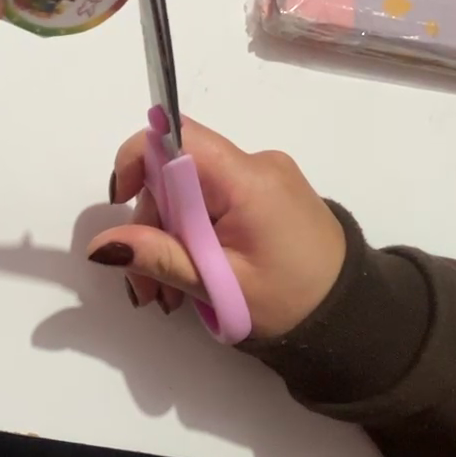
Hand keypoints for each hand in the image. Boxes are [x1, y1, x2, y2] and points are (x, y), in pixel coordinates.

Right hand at [86, 117, 346, 340]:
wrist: (356, 319)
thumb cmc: (294, 303)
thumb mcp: (218, 285)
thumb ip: (158, 257)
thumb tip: (99, 246)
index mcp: (247, 179)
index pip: (177, 137)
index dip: (138, 157)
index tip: (121, 199)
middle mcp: (254, 165)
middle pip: (175, 175)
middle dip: (149, 226)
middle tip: (144, 285)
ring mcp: (261, 178)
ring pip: (187, 193)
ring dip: (166, 239)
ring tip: (163, 294)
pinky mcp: (263, 194)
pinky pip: (209, 202)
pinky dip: (191, 236)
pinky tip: (186, 277)